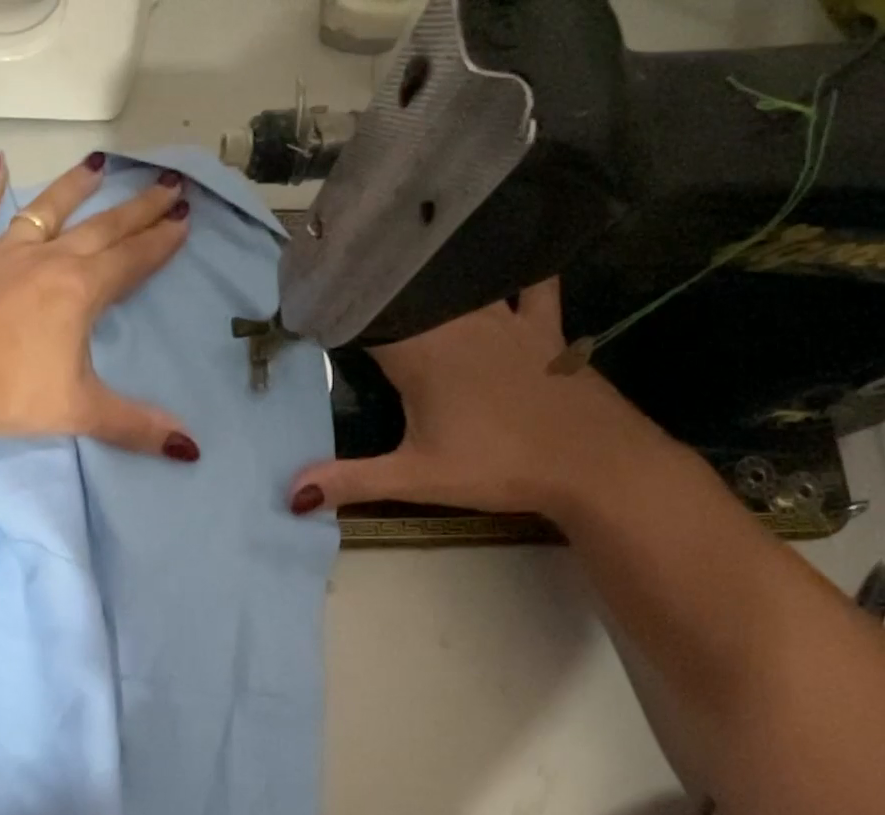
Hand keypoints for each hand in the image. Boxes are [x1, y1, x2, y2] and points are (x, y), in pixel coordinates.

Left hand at [0, 151, 199, 462]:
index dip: (161, 242)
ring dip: (74, 188)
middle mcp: (45, 261)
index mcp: (80, 291)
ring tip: (98, 163)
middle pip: (101, 228)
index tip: (184, 219)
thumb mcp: (79, 412)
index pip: (131, 261)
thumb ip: (135, 426)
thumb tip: (190, 449)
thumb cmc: (8, 393)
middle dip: (137, 208)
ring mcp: (0, 255)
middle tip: (168, 184)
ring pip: (45, 211)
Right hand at [286, 278, 680, 518]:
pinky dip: (518, 267)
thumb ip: (350, 481)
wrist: (594, 463)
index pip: (367, 315)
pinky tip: (512, 250)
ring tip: (410, 247)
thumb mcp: (416, 478)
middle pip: (410, 289)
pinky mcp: (544, 328)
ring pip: (463, 279)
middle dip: (378, 280)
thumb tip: (290, 498)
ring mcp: (506, 320)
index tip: (310, 297)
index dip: (338, 306)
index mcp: (421, 354)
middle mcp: (459, 324)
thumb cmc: (498, 466)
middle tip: (347, 266)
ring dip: (436, 268)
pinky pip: (531, 283)